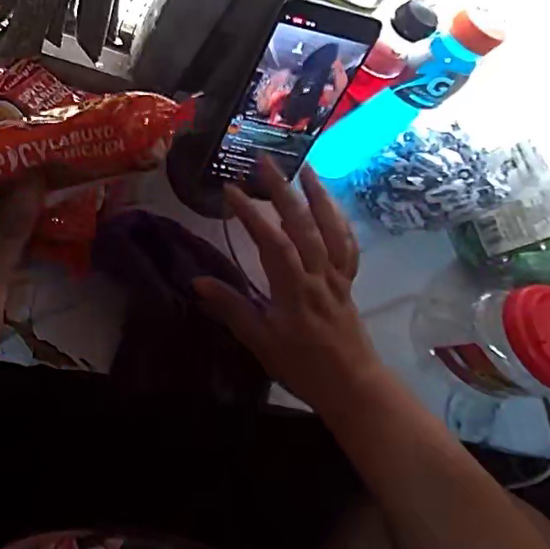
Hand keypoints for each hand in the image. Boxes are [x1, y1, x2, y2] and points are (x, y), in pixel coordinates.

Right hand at [193, 156, 378, 410]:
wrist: (353, 387)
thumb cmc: (303, 367)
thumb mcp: (259, 342)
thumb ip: (230, 308)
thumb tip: (196, 281)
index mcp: (294, 291)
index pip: (273, 243)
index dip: (252, 214)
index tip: (231, 190)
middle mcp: (319, 276)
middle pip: (303, 225)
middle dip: (283, 190)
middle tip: (265, 161)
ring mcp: (338, 276)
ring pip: (331, 229)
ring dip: (318, 195)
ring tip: (305, 168)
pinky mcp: (348, 281)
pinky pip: (346, 244)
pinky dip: (339, 220)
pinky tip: (330, 206)